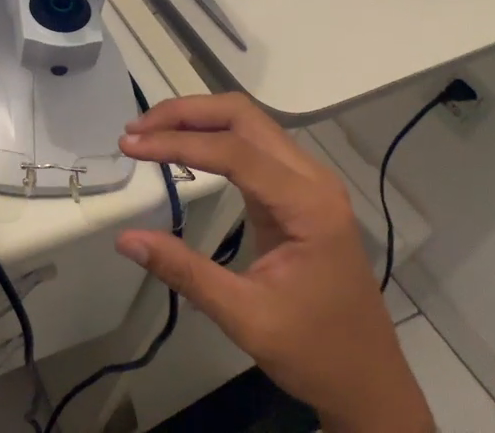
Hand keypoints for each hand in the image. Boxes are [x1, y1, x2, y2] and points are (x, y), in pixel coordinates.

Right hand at [116, 95, 431, 432]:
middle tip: (137, 130)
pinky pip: (253, 147)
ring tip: (149, 134)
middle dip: (185, 113)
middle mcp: (313, 180)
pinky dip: (213, 138)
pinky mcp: (298, 194)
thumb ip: (184, 271)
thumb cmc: (314, 351)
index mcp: (308, 205)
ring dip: (197, 119)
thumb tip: (125, 239)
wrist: (369, 382)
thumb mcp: (245, 317)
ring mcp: (309, 184)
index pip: (233, 151)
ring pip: (248, 124)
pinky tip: (183, 149)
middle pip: (243, 117)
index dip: (176, 142)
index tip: (129, 146)